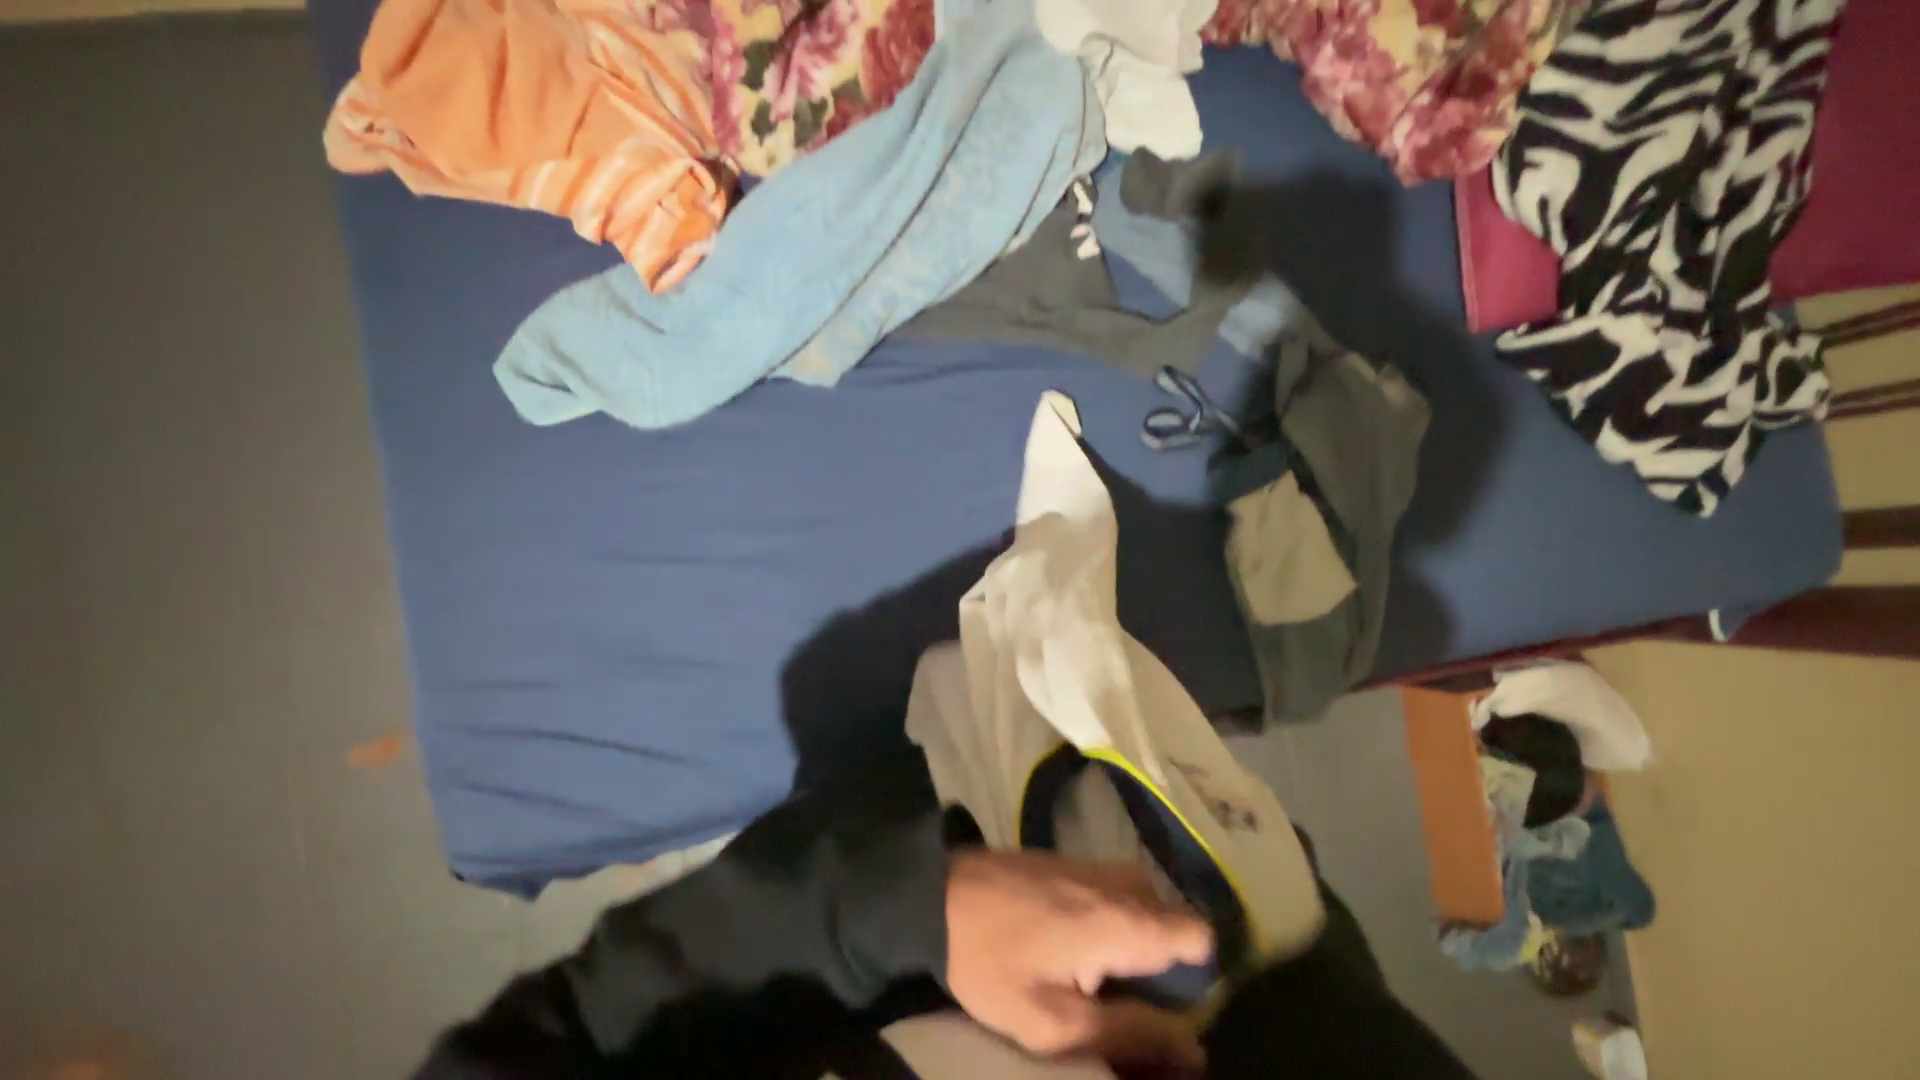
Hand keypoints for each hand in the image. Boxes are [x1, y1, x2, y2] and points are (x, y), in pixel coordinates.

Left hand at [944, 851, 1212, 1068]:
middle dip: (1160, 968)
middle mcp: (1121, 884)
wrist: (932, 895)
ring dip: (1130, 946)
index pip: (1200, 938)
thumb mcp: (1053, 1022)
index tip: (1170, 1010)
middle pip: (1172, 927)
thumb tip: (1194, 1051)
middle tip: (1122, 1004)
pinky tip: (1069, 950)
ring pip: (1143, 910)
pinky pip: (1114, 896)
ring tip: (1091, 981)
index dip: (1197, 978)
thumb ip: (1129, 1034)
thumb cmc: (989, 962)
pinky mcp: (1071, 861)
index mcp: (1125, 921)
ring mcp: (1095, 866)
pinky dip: (1108, 924)